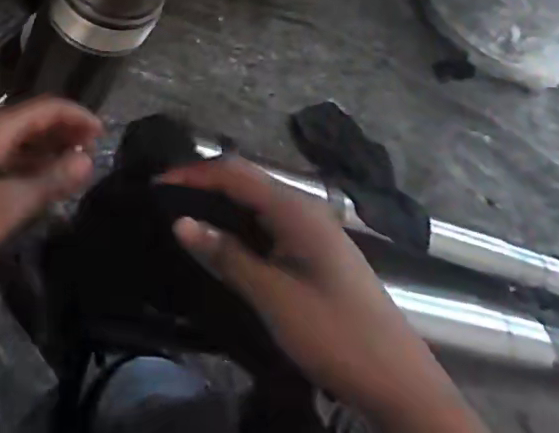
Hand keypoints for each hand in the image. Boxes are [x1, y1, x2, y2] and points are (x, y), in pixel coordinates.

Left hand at [0, 98, 102, 277]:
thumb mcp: (6, 206)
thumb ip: (48, 182)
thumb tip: (87, 161)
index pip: (45, 107)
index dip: (76, 115)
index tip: (102, 131)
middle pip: (31, 118)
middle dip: (63, 129)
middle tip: (91, 149)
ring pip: (16, 136)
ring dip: (45, 146)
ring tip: (71, 164)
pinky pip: (2, 151)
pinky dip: (26, 160)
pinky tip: (35, 180)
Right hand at [160, 158, 484, 432]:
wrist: (402, 385)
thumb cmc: (334, 335)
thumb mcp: (272, 297)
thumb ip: (226, 255)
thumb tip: (180, 221)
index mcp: (295, 209)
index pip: (235, 172)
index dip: (193, 173)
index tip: (156, 183)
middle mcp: (305, 209)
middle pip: (246, 179)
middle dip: (204, 181)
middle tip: (165, 195)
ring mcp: (314, 229)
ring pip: (257, 200)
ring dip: (221, 201)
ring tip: (184, 211)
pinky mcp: (316, 251)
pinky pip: (269, 221)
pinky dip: (240, 221)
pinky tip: (223, 238)